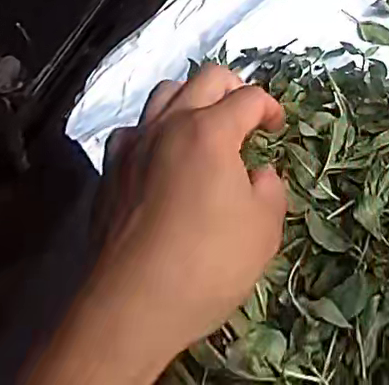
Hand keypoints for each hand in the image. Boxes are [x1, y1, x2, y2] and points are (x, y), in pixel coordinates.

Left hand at [27, 66, 286, 384]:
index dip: (271, 107)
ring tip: (205, 124)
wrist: (129, 309)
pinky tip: (161, 155)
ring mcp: (136, 145)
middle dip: (234, 88)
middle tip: (246, 115)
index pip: (250, 98)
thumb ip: (271, 188)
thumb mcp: (264, 229)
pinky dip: (153, 131)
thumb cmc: (205, 265)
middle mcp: (171, 124)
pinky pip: (133, 130)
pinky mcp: (110, 171)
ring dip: (192, 98)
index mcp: (211, 130)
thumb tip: (259, 174)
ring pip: (165, 92)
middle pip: (207, 78)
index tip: (277, 127)